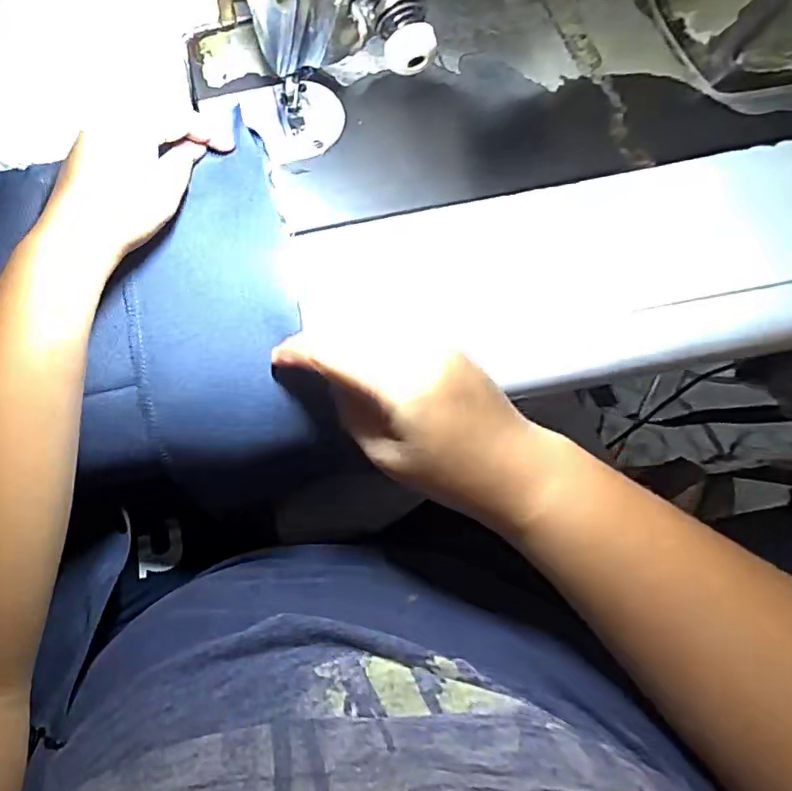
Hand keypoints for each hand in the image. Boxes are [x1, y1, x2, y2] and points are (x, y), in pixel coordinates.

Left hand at [38, 117, 235, 265]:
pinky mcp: (81, 152)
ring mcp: (90, 134)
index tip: (224, 145)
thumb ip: (186, 158)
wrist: (76, 240)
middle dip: (184, 129)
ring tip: (181, 155)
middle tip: (205, 146)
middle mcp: (108, 119)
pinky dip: (139, 144)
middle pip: (157, 114)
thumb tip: (193, 147)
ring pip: (137, 125)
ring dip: (161, 136)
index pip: (180, 117)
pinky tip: (149, 163)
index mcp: (133, 121)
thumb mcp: (168, 187)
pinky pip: (119, 137)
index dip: (208, 132)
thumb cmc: (118, 216)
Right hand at [272, 329, 565, 535]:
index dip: (301, 351)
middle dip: (318, 336)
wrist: (513, 465)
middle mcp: (418, 351)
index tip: (278, 358)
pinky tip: (357, 328)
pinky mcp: (447, 341)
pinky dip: (371, 320)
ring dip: (343, 324)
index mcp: (401, 384)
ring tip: (322, 342)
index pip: (337, 352)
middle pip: (352, 328)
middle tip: (296, 353)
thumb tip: (329, 377)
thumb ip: (350, 409)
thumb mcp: (384, 454)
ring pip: (374, 317)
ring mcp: (436, 341)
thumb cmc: (446, 473)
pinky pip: (398, 318)